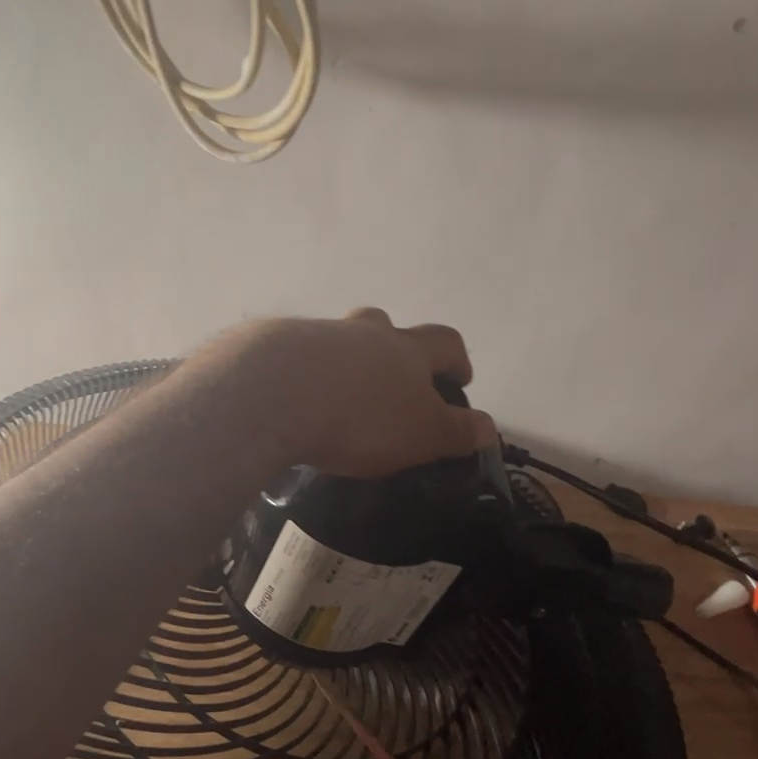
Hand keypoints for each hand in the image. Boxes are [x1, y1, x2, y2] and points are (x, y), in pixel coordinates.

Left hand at [209, 308, 496, 477]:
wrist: (271, 395)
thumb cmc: (361, 417)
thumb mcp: (421, 434)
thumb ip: (456, 431)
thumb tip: (489, 427)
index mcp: (405, 349)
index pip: (444, 342)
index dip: (456, 360)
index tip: (459, 380)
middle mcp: (360, 332)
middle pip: (382, 324)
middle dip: (392, 347)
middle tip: (389, 381)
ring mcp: (312, 337)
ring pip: (335, 341)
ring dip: (341, 364)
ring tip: (335, 401)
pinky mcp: (269, 352)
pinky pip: (293, 361)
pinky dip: (300, 380)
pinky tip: (292, 407)